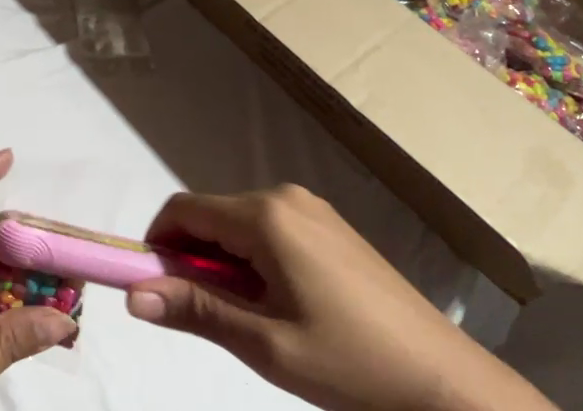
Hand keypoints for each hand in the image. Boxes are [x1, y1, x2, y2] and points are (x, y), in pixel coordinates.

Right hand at [126, 187, 556, 410]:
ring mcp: (314, 210)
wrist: (450, 385)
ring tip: (249, 319)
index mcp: (266, 216)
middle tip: (204, 315)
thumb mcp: (265, 344)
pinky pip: (271, 231)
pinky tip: (281, 306)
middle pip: (211, 216)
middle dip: (192, 259)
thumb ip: (195, 311)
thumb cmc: (351, 363)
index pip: (183, 210)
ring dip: (224, 263)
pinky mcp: (334, 229)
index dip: (156, 245)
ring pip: (240, 225)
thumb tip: (131, 296)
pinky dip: (254, 261)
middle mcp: (286, 198)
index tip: (154, 289)